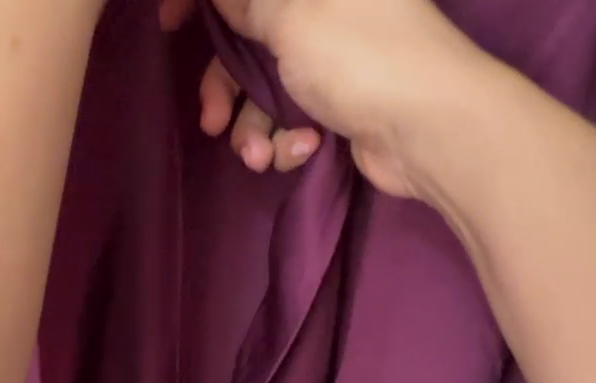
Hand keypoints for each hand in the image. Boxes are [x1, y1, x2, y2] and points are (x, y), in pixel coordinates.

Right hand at [165, 0, 497, 198]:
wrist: (425, 128)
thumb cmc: (358, 58)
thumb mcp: (289, 18)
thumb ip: (244, 2)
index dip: (199, 3)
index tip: (169, 26)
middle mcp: (320, 9)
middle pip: (245, 43)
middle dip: (227, 89)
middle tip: (213, 122)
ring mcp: (328, 58)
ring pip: (263, 92)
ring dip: (255, 129)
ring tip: (261, 155)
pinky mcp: (335, 102)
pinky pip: (289, 119)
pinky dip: (288, 140)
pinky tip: (303, 149)